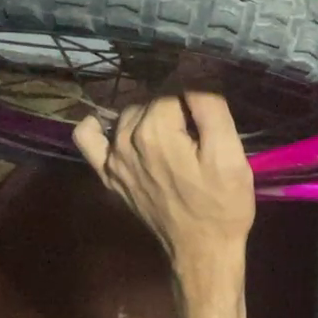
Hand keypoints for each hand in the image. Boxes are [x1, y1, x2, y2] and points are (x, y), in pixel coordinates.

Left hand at [73, 93, 255, 277]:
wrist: (203, 252)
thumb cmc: (223, 206)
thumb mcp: (229, 155)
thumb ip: (210, 107)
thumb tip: (197, 65)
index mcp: (155, 131)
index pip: (175, 85)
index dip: (199, 87)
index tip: (216, 99)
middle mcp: (125, 139)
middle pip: (151, 97)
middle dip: (177, 99)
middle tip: (204, 120)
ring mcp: (112, 159)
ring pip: (128, 112)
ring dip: (152, 111)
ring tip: (180, 127)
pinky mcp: (109, 175)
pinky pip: (88, 139)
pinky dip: (97, 126)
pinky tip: (115, 125)